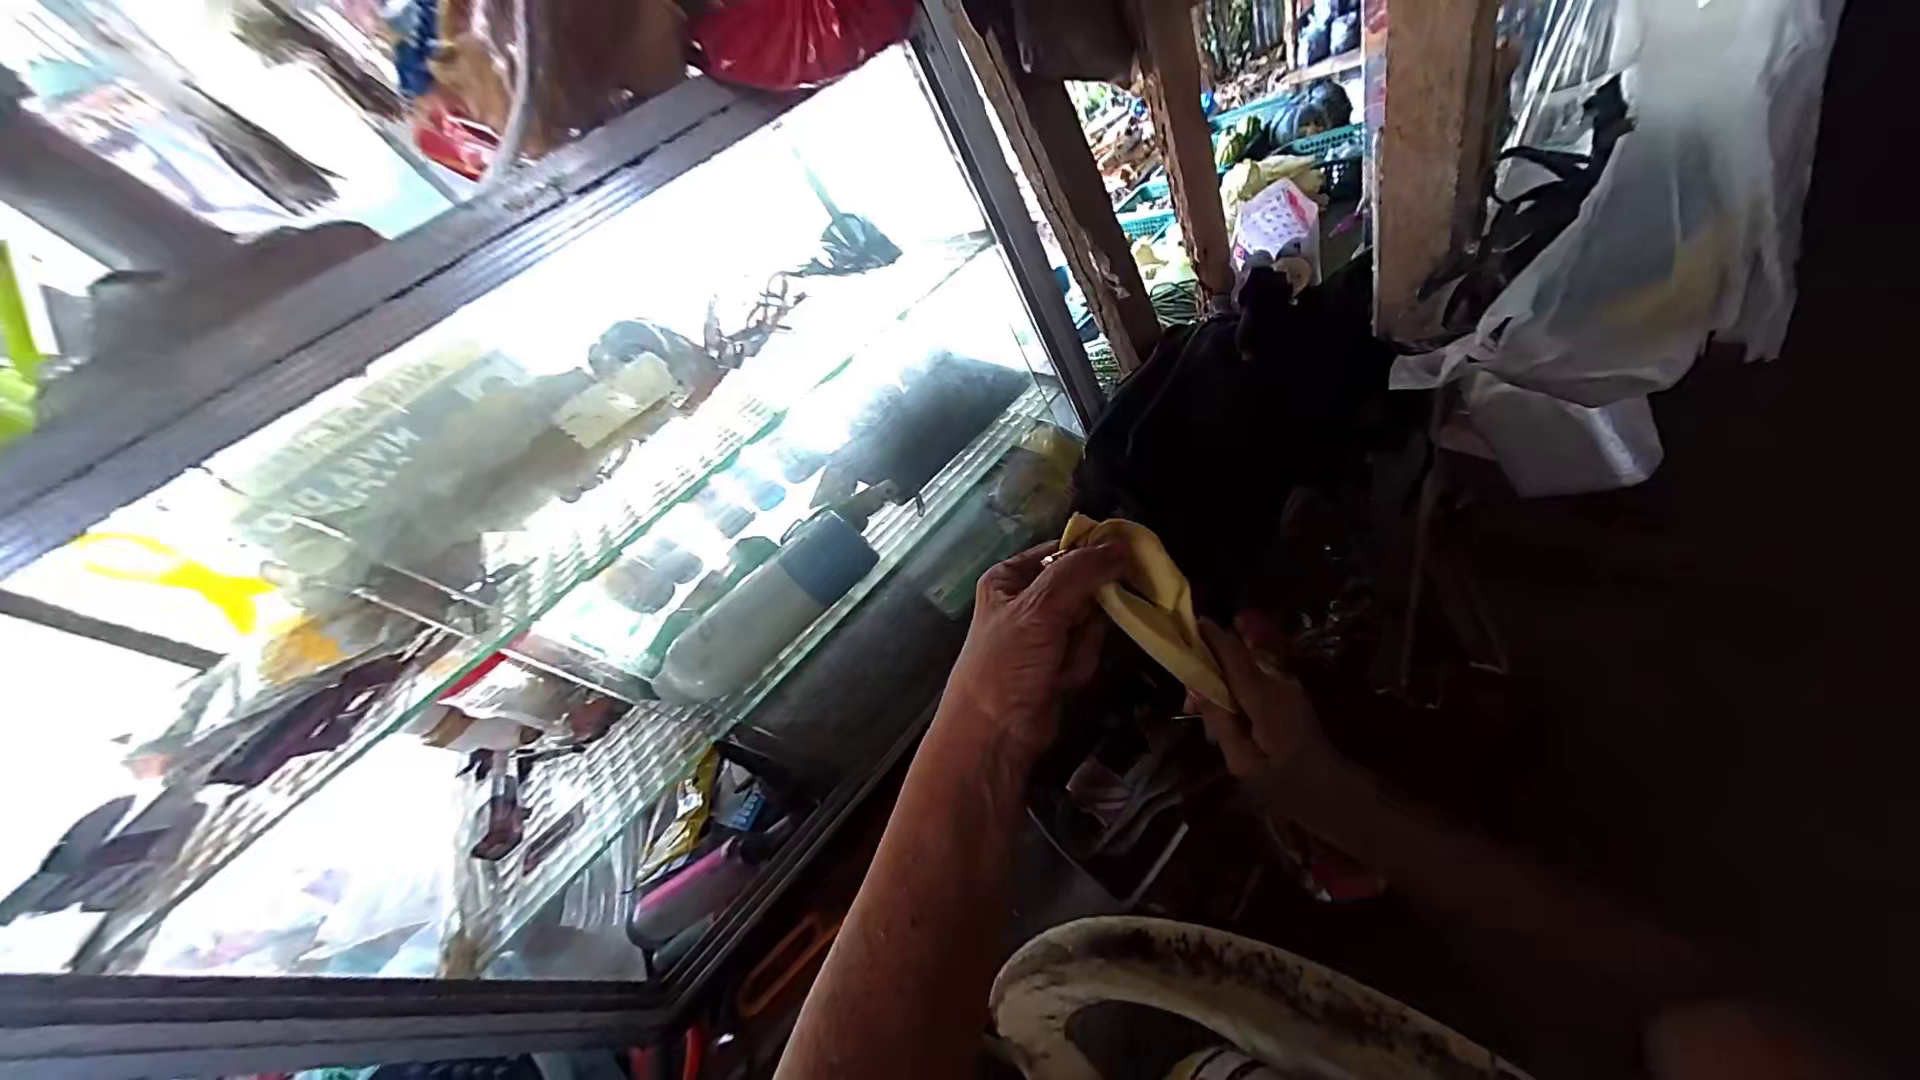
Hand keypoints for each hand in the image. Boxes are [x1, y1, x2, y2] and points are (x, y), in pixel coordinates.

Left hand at [933, 541, 1126, 770]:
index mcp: (1010, 577)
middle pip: (1082, 584)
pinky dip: (1081, 662)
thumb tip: (1120, 545)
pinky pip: (1088, 647)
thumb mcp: (1039, 608)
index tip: (1126, 555)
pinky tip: (1062, 677)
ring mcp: (1046, 631)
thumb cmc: (1007, 663)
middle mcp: (1028, 598)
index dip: (1092, 552)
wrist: (995, 734)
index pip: (1060, 551)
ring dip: (1083, 642)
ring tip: (1060, 661)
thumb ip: (1079, 573)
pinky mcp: (1061, 660)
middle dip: (1087, 609)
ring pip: (1091, 618)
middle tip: (1080, 623)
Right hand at [1193, 613, 1338, 806]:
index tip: (1188, 623)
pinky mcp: (1291, 693)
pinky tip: (1229, 714)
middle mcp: (1277, 682)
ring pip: (1245, 664)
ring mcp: (1288, 685)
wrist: (1338, 796)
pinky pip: (1256, 675)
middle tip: (1191, 700)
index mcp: (1263, 696)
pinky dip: (1236, 685)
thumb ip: (1219, 722)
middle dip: (1208, 663)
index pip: (1232, 653)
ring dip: (1221, 676)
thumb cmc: (1287, 786)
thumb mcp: (1242, 763)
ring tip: (1207, 711)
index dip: (1209, 635)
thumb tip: (1197, 688)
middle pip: (1237, 653)